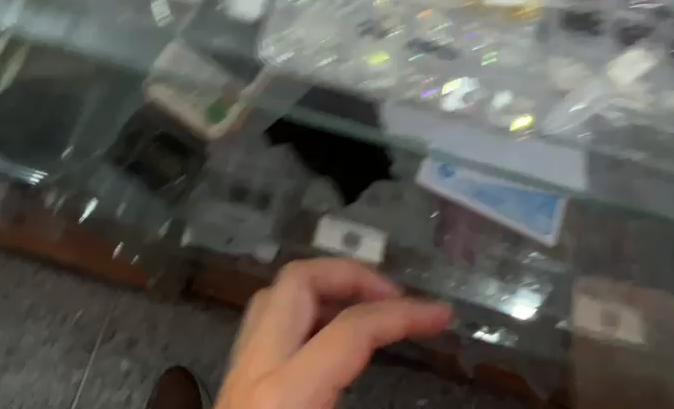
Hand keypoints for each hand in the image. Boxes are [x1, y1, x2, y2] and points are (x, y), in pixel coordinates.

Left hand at [216, 258, 452, 408]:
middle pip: (298, 282)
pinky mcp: (232, 390)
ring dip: (323, 291)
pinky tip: (329, 345)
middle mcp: (254, 369)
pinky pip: (266, 328)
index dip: (403, 315)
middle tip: (393, 297)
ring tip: (365, 310)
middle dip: (351, 276)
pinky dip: (303, 318)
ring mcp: (237, 376)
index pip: (351, 329)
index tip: (440, 314)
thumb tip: (420, 397)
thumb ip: (367, 398)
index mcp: (285, 395)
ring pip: (275, 297)